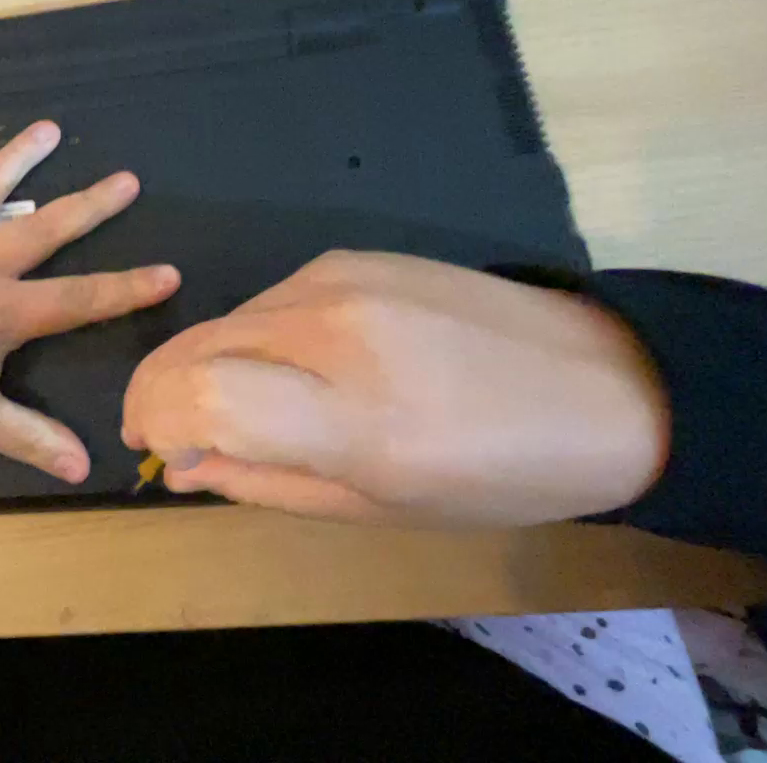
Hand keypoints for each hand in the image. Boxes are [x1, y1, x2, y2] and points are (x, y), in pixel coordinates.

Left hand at [0, 121, 180, 482]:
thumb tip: (85, 469)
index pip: (80, 298)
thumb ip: (31, 438)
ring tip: (48, 128)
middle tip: (126, 180)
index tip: (169, 272)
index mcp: (3, 309)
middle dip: (89, 206)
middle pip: (43, 229)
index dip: (126, 288)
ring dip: (17, 159)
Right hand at [122, 251, 669, 525]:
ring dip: (200, 367)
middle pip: (191, 349)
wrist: (612, 382)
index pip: (205, 396)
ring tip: (238, 402)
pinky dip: (246, 341)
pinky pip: (259, 304)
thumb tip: (179, 464)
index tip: (154, 449)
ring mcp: (335, 281)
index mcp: (357, 416)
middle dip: (154, 393)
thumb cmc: (497, 473)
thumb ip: (259, 483)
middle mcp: (333, 329)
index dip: (157, 419)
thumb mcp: (374, 508)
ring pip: (219, 324)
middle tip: (158, 431)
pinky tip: (289, 363)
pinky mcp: (342, 258)